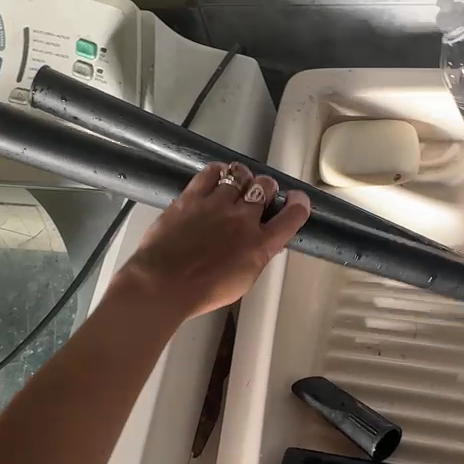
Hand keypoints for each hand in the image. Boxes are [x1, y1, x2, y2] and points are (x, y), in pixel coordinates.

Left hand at [114, 161, 311, 320]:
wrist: (163, 283)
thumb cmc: (203, 292)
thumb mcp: (242, 280)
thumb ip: (255, 256)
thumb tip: (262, 241)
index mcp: (259, 245)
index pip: (291, 217)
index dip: (299, 204)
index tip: (298, 199)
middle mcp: (243, 220)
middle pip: (265, 187)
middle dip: (266, 188)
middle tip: (259, 194)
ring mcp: (217, 205)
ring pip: (241, 175)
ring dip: (243, 178)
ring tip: (237, 184)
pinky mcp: (192, 197)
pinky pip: (212, 172)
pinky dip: (219, 172)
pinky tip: (218, 176)